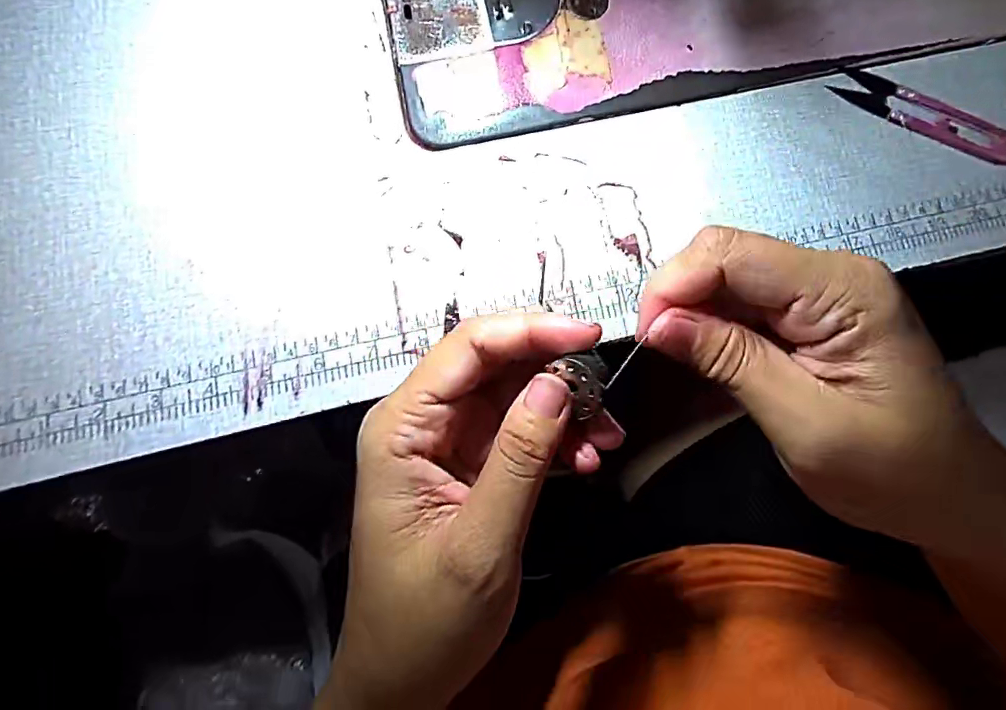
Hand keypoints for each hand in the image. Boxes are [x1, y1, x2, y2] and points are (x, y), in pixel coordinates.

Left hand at [320, 313, 624, 709]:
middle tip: (604, 390)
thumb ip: (518, 459)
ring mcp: (446, 438)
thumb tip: (556, 384)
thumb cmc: (422, 623)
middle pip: (492, 363)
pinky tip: (584, 459)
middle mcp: (420, 419)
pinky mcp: (470, 459)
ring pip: (512, 392)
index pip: (466, 348)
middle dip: (552, 368)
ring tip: (605, 436)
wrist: (403, 681)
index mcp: (401, 426)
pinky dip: (556, 437)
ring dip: (563, 406)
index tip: (585, 332)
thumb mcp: (478, 545)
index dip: (527, 330)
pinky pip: (518, 428)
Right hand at [636, 226, 1005, 555]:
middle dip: (679, 298)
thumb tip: (659, 325)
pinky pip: (739, 301)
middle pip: (723, 256)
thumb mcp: (806, 425)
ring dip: (692, 315)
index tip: (650, 337)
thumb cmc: (896, 474)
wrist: (958, 500)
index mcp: (842, 287)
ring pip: (724, 277)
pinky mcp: (807, 309)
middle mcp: (829, 271)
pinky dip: (711, 328)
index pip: (730, 251)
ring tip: (679, 361)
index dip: (676, 284)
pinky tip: (704, 358)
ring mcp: (818, 288)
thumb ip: (731, 362)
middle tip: (659, 352)